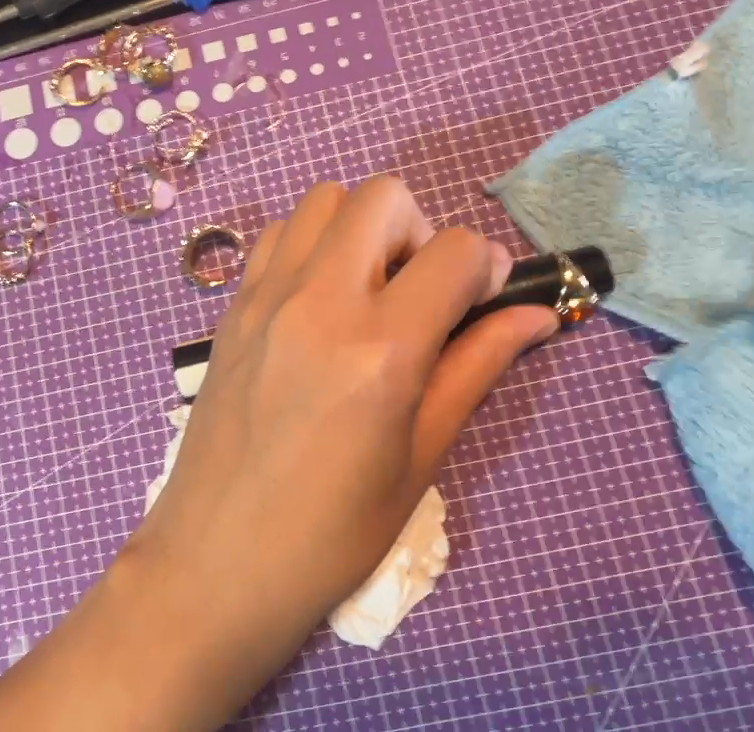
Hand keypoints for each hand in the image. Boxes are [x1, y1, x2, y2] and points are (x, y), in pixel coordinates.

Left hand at [0, 177, 557, 731]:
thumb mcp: (423, 456)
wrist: (218, 558)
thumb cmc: (334, 530)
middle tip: (420, 294)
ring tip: (368, 293)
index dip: (488, 266)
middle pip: (383, 195)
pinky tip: (319, 303)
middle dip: (421, 231)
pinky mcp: (232, 305)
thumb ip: (477, 366)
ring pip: (324, 200)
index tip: (485, 300)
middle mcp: (320, 300)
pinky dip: (311, 245)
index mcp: (381, 347)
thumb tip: (535, 313)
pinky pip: (278, 235)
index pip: (456, 249)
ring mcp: (266, 295)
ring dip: (361, 228)